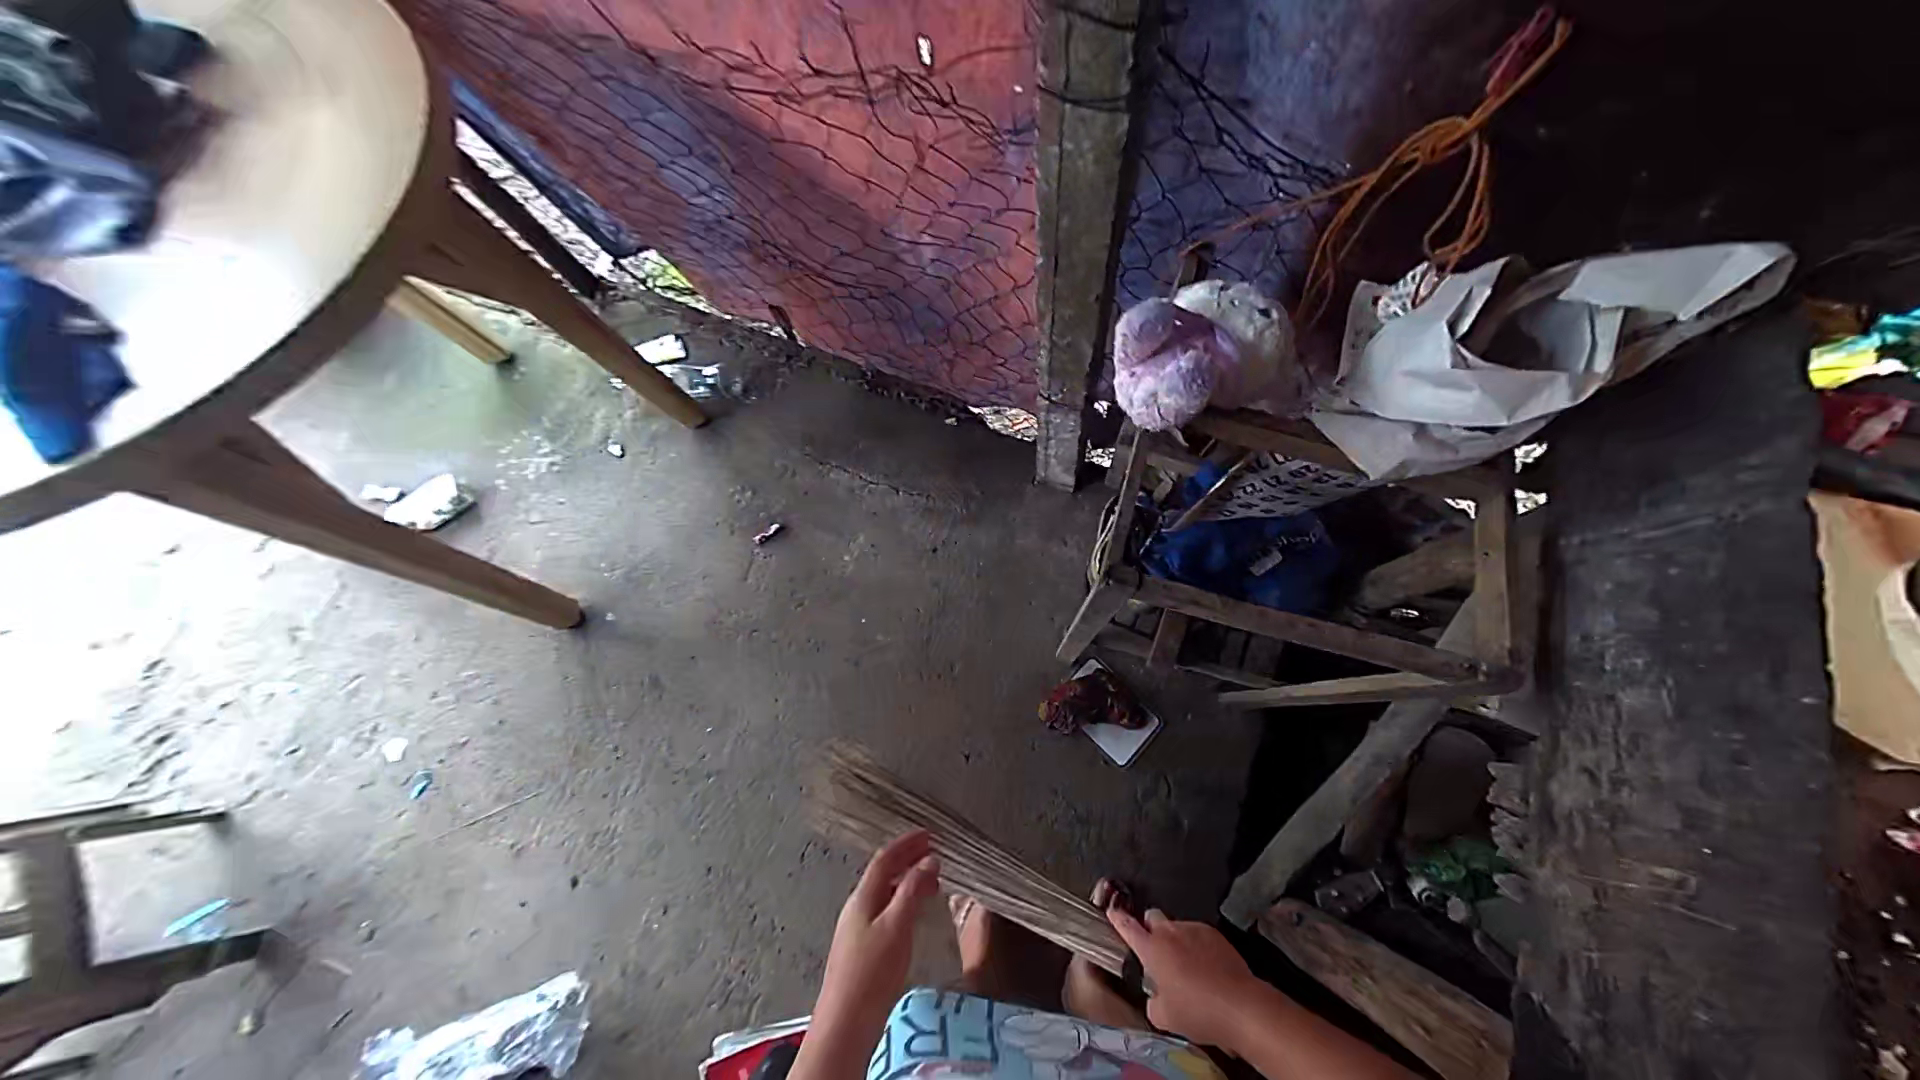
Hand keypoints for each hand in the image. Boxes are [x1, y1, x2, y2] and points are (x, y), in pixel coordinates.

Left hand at [798, 830, 940, 1074]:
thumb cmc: (872, 971)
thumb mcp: (896, 926)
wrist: (846, 1022)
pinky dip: (904, 901)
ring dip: (908, 881)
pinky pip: (886, 910)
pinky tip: (915, 913)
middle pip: (884, 874)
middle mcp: (858, 907)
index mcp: (863, 897)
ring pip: (886, 893)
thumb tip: (929, 860)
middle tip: (933, 851)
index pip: (885, 859)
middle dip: (908, 859)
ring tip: (932, 879)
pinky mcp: (864, 947)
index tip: (928, 834)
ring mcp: (858, 927)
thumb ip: (912, 891)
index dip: (906, 843)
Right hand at [1108, 906, 1276, 1052]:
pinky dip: (1197, 946)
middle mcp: (1169, 932)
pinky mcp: (1214, 933)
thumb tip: (1156, 996)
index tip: (1112, 911)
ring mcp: (1193, 929)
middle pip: (1152, 918)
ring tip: (1189, 967)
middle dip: (1151, 929)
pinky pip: (1197, 934)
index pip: (1127, 926)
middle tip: (1158, 952)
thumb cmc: (1198, 1011)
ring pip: (1176, 928)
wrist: (1241, 1006)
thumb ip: (1152, 1001)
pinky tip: (1207, 968)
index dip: (1117, 918)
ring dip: (1177, 941)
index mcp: (1152, 948)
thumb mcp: (1165, 1018)